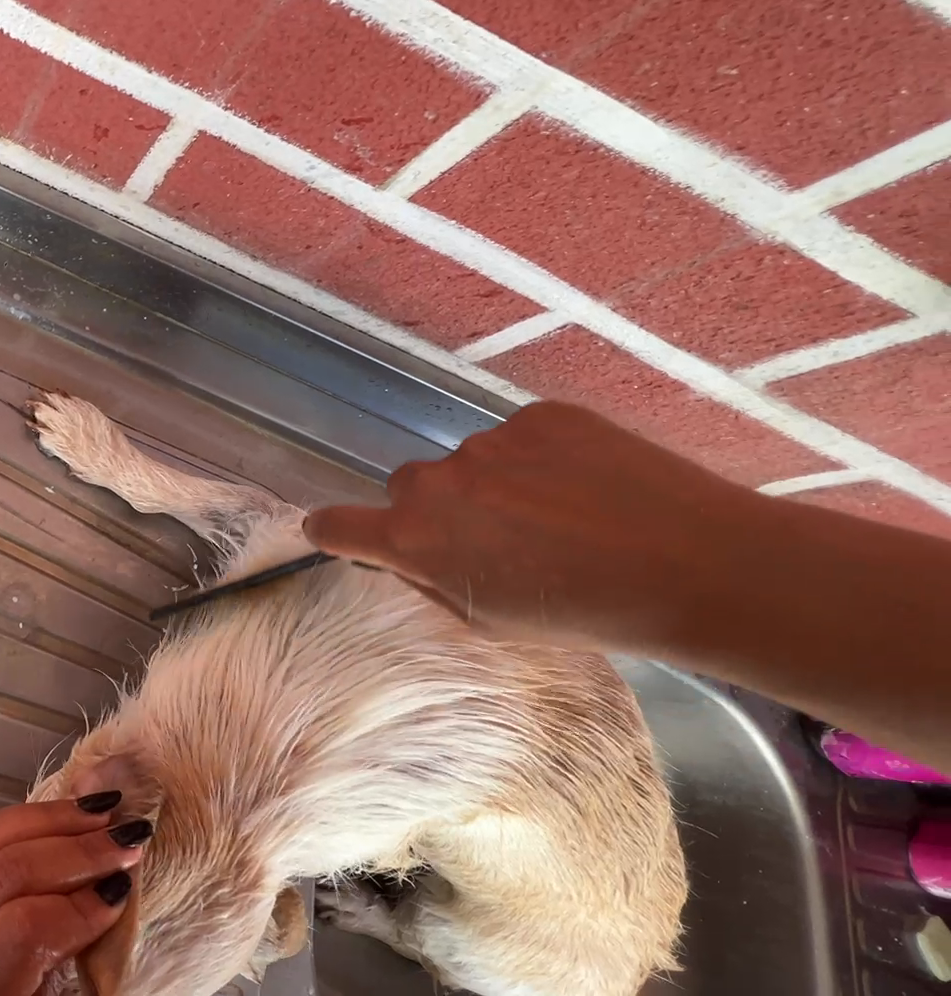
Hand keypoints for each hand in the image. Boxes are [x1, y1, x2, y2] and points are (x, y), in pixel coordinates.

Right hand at [304, 401, 758, 651]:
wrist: (701, 565)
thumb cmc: (586, 613)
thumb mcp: (488, 620)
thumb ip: (431, 579)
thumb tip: (411, 553)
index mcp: (414, 539)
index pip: (334, 524)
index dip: (332, 529)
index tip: (339, 532)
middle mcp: (434, 483)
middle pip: (407, 488)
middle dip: (436, 509)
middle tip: (496, 536)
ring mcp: (485, 442)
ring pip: (467, 462)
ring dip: (492, 483)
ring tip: (561, 513)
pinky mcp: (538, 414)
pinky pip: (516, 436)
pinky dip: (537, 457)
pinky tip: (586, 485)